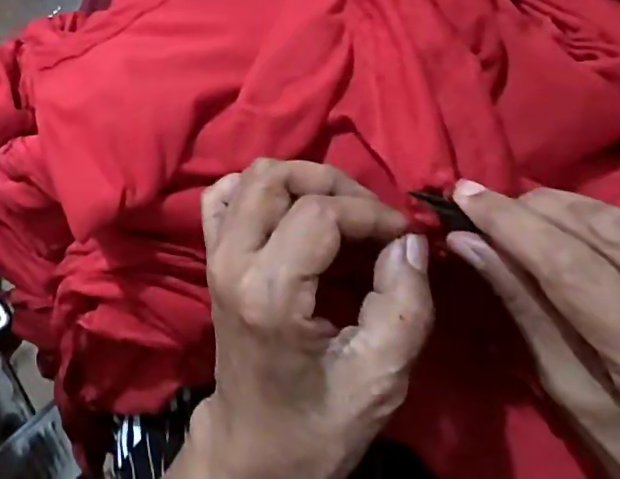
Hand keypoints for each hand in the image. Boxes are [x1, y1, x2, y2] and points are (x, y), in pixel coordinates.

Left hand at [174, 161, 432, 478]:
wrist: (254, 442)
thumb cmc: (318, 422)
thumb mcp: (379, 379)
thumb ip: (403, 306)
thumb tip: (410, 241)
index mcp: (268, 292)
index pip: (318, 214)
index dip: (370, 212)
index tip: (407, 233)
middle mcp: (231, 259)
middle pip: (275, 178)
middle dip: (333, 182)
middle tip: (375, 214)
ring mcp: (214, 251)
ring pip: (249, 177)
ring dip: (299, 179)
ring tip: (344, 208)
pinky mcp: (209, 252)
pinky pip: (223, 195)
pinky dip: (257, 188)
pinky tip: (292, 207)